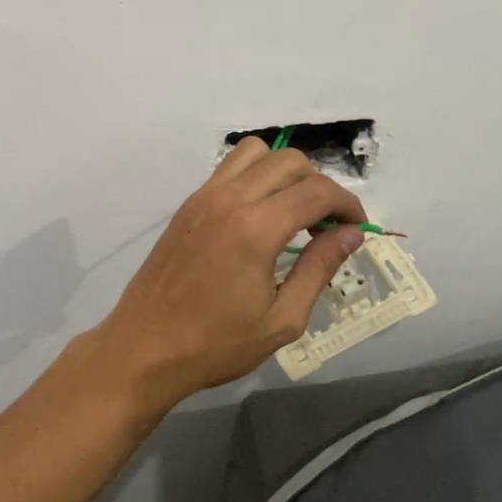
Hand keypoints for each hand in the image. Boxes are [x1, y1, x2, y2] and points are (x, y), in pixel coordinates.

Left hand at [85, 138, 368, 411]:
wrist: (144, 349)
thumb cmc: (215, 344)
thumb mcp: (281, 319)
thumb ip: (319, 269)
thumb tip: (351, 234)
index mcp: (255, 229)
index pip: (317, 191)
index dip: (347, 205)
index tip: (358, 228)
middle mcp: (229, 199)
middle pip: (290, 161)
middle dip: (320, 185)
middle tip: (328, 225)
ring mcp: (204, 197)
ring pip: (257, 152)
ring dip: (285, 172)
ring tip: (294, 211)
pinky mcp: (189, 204)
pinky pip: (230, 168)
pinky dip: (256, 176)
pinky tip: (261, 216)